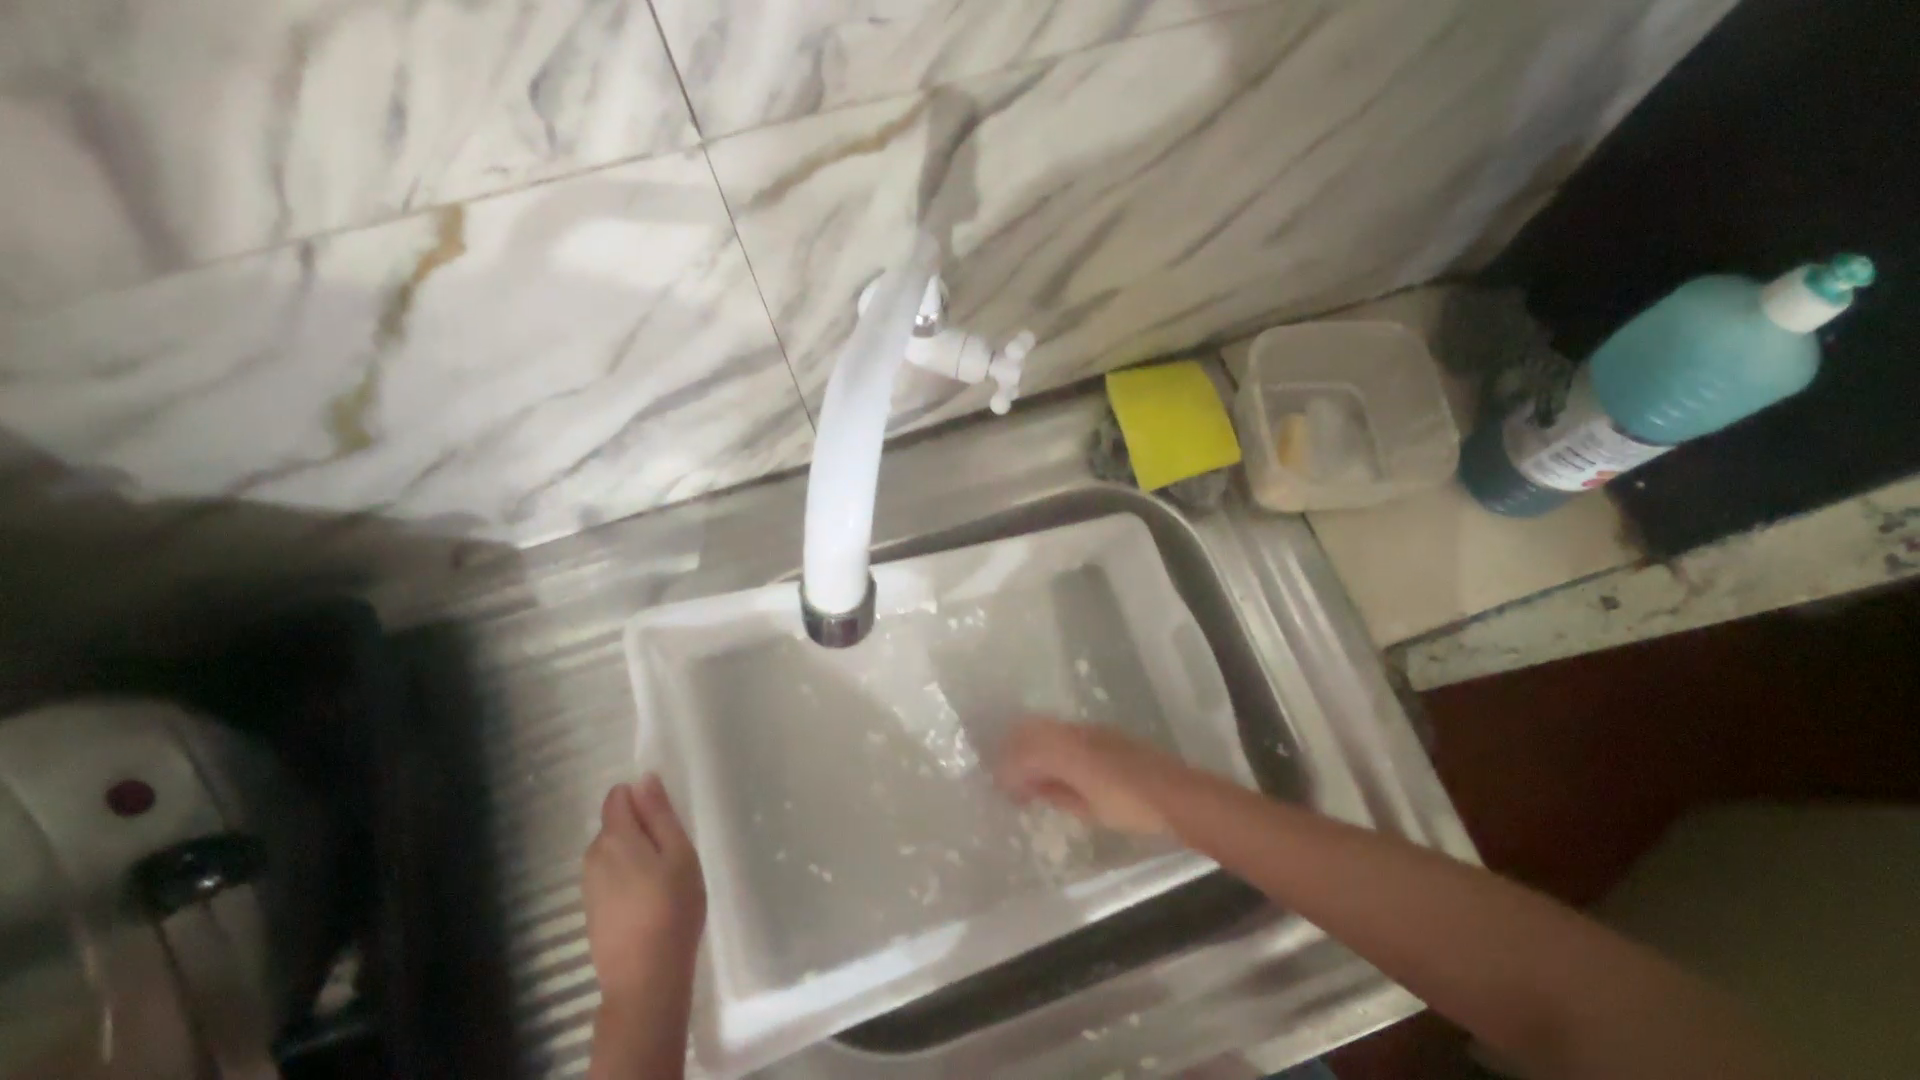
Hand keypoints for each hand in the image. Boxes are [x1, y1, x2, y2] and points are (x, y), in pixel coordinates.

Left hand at [583, 775, 706, 1004]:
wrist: (644, 978)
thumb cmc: (671, 908)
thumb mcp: (679, 854)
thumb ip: (660, 814)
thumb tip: (643, 779)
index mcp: (614, 836)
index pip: (618, 796)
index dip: (643, 800)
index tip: (668, 823)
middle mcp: (593, 856)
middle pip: (616, 825)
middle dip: (641, 831)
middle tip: (674, 857)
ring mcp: (588, 886)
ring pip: (613, 854)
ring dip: (635, 858)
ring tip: (664, 884)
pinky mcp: (591, 911)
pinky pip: (610, 879)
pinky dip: (628, 882)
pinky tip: (648, 906)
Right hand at [992, 716, 1191, 835]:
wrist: (1176, 793)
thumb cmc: (1131, 807)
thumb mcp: (1088, 809)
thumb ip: (1057, 795)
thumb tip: (1033, 789)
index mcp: (1067, 753)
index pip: (1023, 753)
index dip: (1009, 772)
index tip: (1007, 794)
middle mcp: (1075, 733)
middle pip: (1030, 731)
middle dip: (1015, 754)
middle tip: (1014, 782)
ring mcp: (1091, 729)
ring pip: (1048, 729)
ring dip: (1034, 749)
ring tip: (1035, 778)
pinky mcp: (1104, 732)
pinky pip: (1066, 732)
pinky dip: (1053, 747)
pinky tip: (1060, 770)